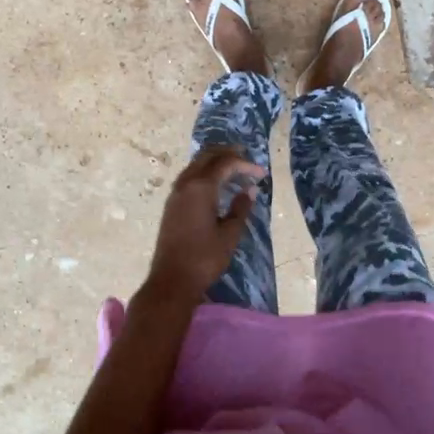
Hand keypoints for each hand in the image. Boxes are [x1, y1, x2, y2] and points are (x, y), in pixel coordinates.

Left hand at [144, 146, 263, 301]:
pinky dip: (204, 171)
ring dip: (214, 161)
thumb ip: (240, 208)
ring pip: (196, 164)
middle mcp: (186, 183)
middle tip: (246, 157)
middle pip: (207, 156)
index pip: (226, 163)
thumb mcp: (229, 234)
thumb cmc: (204, 258)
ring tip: (232, 167)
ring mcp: (175, 193)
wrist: (171, 281)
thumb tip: (250, 190)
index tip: (261, 174)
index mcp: (201, 186)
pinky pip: (189, 175)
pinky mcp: (171, 204)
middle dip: (227, 153)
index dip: (245, 164)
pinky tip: (214, 183)